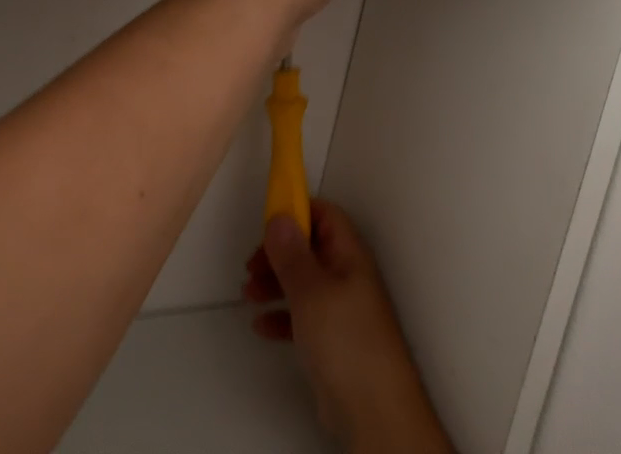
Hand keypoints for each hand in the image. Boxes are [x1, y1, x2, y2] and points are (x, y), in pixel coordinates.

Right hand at [244, 202, 453, 453]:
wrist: (372, 407)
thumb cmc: (345, 340)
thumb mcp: (311, 291)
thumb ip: (292, 254)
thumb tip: (280, 215)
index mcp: (350, 255)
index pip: (326, 216)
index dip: (297, 212)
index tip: (265, 222)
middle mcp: (348, 276)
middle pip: (310, 248)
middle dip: (279, 252)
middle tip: (251, 266)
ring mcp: (342, 308)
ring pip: (304, 282)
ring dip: (275, 283)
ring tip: (248, 294)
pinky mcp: (333, 338)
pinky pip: (303, 315)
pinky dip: (282, 315)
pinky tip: (261, 325)